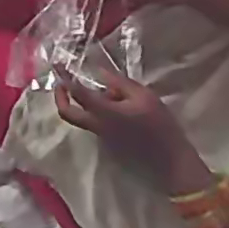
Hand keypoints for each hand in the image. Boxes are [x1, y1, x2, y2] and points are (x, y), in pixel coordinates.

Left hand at [55, 69, 211, 192]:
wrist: (171, 162)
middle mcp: (96, 126)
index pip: (76, 93)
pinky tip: (119, 104)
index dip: (65, 78)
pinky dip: (98, 111)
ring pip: (81, 117)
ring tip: (109, 91)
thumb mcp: (143, 96)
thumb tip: (99, 72)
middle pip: (67, 113)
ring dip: (83, 103)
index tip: (57, 66)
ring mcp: (101, 137)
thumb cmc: (159, 125)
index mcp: (103, 113)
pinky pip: (95, 123)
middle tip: (62, 82)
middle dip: (60, 97)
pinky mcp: (109, 144)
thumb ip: (118, 83)